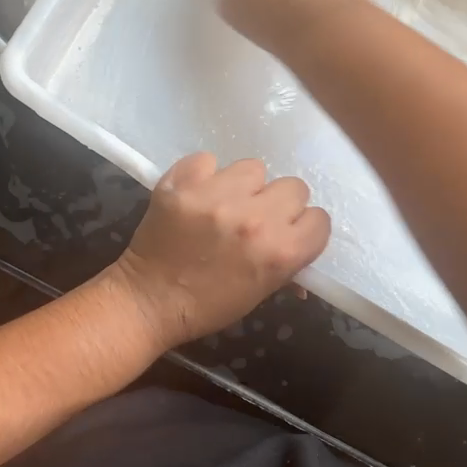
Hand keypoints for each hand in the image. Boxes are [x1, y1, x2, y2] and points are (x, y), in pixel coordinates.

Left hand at [106, 153, 331, 348]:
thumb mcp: (260, 291)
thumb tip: (299, 244)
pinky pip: (207, 160)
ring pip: (253, 168)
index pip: (318, 219)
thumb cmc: (207, 306)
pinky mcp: (182, 184)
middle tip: (250, 221)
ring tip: (221, 206)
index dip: (300, 228)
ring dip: (241, 186)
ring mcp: (216, 198)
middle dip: (274, 204)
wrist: (148, 301)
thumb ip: (286, 262)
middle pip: (292, 187)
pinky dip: (202, 175)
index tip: (282, 235)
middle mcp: (254, 219)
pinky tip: (194, 197)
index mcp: (281, 252)